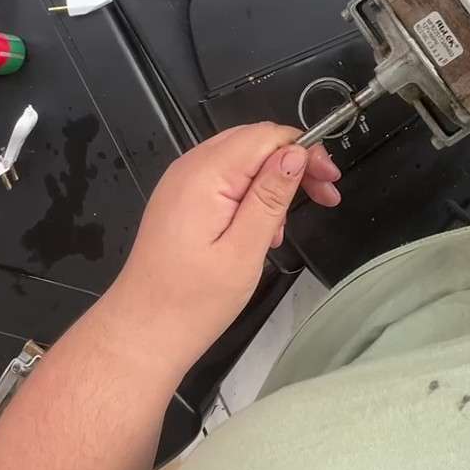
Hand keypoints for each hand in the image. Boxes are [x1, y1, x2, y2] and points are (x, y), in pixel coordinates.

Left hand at [102, 123, 341, 371]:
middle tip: (324, 193)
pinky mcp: (182, 197)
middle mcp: (191, 167)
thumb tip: (295, 153)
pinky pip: (227, 177)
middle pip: (256, 141)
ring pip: (243, 158)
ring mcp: (183, 180)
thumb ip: (270, 197)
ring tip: (286, 224)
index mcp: (205, 175)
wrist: (141, 334)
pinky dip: (252, 193)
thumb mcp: (243, 251)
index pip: (266, 136)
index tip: (328, 178)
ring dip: (275, 180)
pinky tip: (263, 228)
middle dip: (294, 162)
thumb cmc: (191, 302)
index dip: (303, 149)